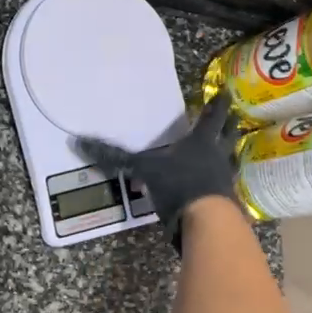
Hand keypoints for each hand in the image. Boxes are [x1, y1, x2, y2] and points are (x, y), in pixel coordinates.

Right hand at [72, 93, 241, 235]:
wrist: (206, 220)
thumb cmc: (177, 185)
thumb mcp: (142, 169)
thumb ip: (115, 157)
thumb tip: (80, 142)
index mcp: (201, 142)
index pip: (212, 116)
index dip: (217, 103)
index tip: (224, 92)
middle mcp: (218, 154)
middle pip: (229, 135)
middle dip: (230, 125)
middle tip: (231, 118)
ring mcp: (225, 177)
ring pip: (230, 158)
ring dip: (228, 152)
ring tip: (224, 151)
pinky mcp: (225, 199)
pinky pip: (223, 183)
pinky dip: (218, 180)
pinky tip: (211, 184)